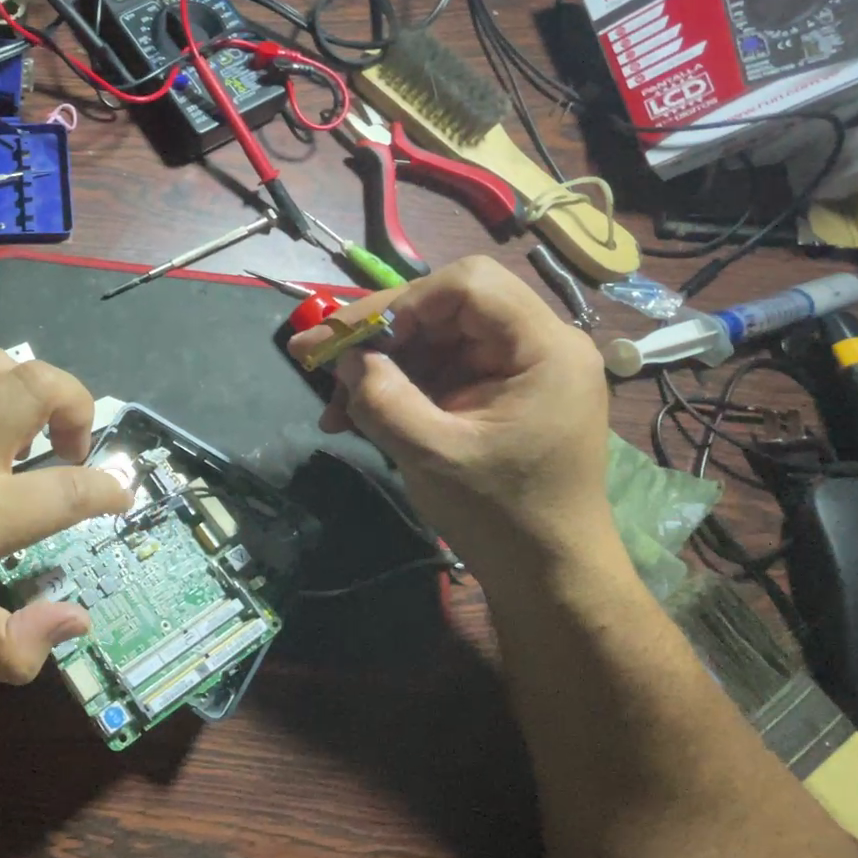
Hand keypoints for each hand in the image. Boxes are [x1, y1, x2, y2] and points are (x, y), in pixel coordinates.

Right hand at [287, 256, 611, 574]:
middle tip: (312, 359)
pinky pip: (434, 372)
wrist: (545, 571)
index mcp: (541, 349)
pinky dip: (392, 389)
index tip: (346, 341)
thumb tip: (344, 359)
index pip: (466, 286)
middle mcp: (533, 346)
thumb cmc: (500, 514)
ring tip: (333, 407)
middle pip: (443, 308)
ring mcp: (512, 371)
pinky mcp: (492, 395)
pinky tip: (355, 416)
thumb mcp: (432, 455)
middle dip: (376, 336)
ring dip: (376, 367)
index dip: (398, 303)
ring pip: (430, 340)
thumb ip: (384, 399)